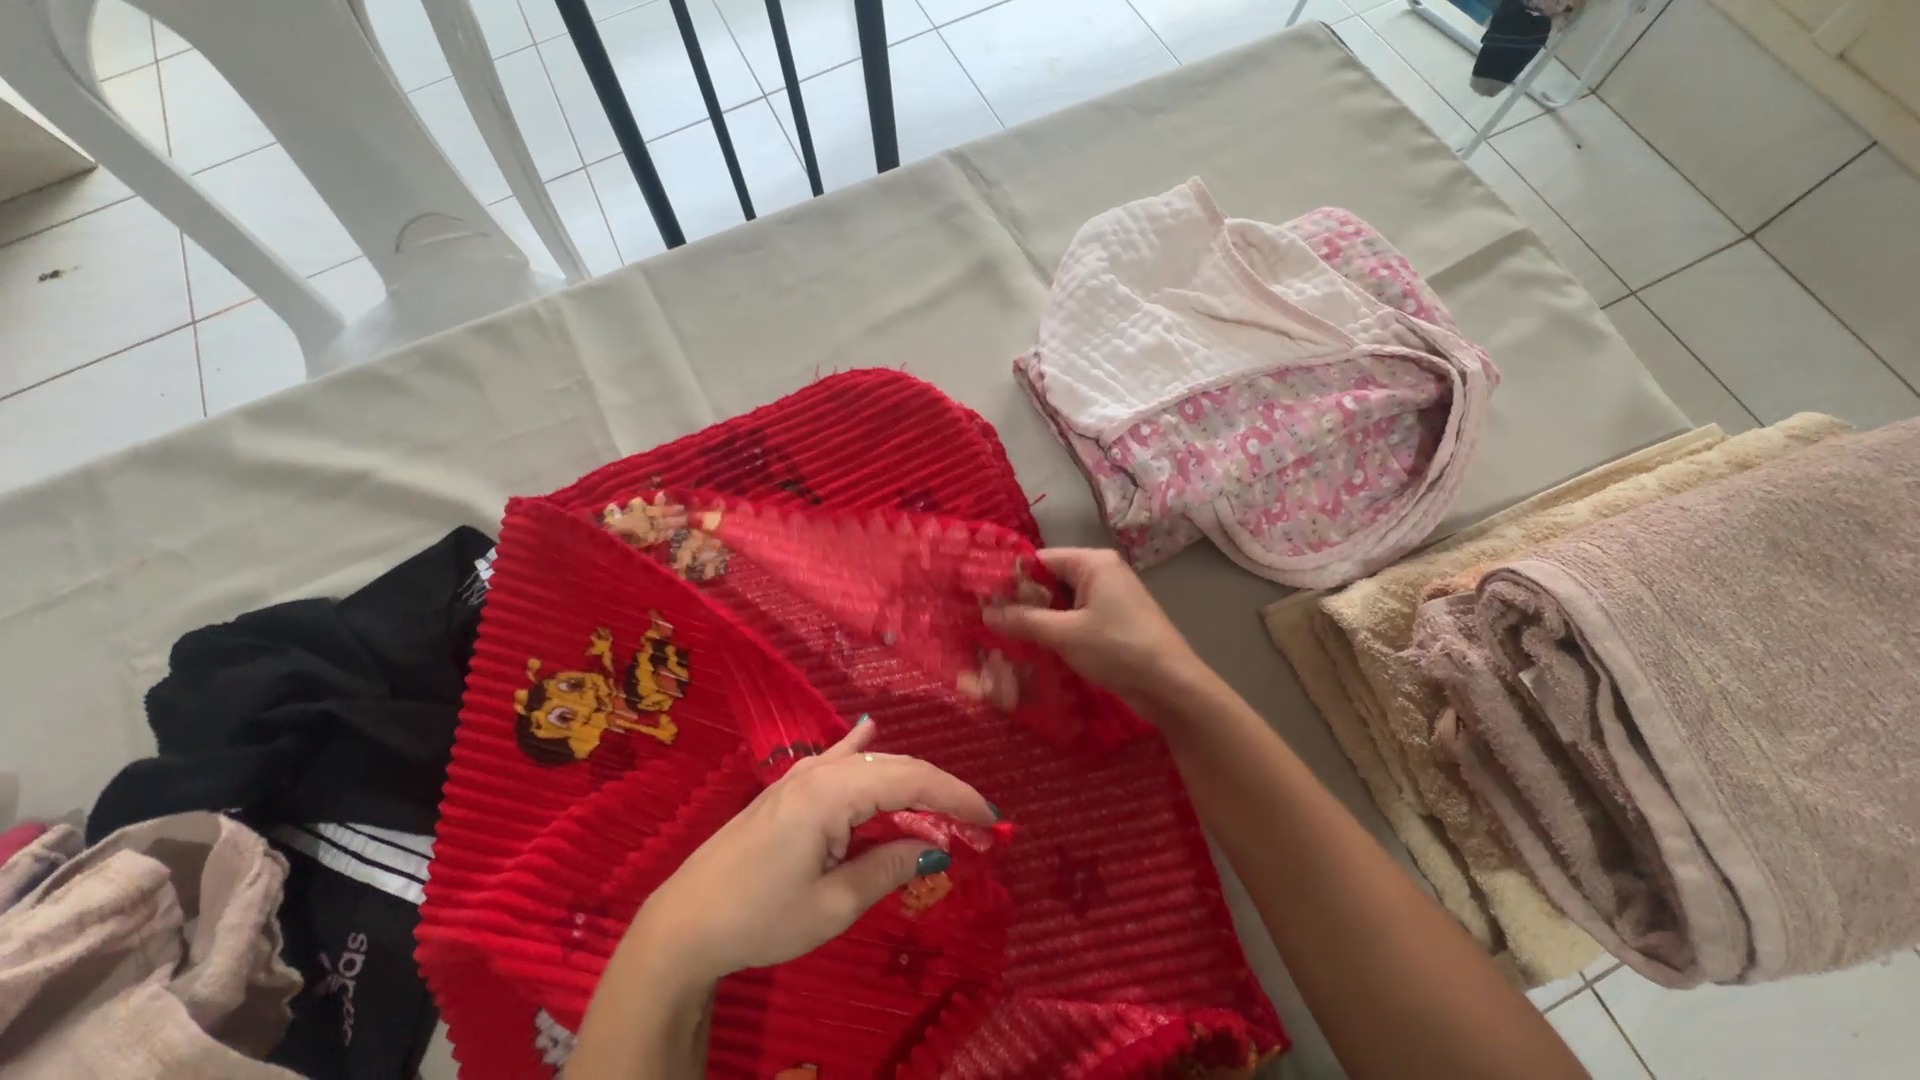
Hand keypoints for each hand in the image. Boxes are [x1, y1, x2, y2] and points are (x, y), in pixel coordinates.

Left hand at [625, 720, 994, 986]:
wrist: (684, 925)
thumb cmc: (760, 918)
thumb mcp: (833, 905)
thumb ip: (888, 868)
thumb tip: (936, 848)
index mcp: (831, 793)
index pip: (911, 781)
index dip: (955, 797)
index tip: (991, 821)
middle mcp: (817, 773)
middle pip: (893, 769)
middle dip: (938, 793)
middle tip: (975, 825)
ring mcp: (798, 778)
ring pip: (868, 766)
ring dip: (907, 784)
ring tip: (942, 805)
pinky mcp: (786, 793)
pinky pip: (834, 761)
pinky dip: (859, 751)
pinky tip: (868, 730)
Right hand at [983, 548, 1209, 713]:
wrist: (1171, 686)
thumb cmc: (1118, 649)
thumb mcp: (1064, 634)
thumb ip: (1023, 620)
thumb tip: (985, 613)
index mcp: (1093, 563)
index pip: (1039, 560)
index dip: (1009, 578)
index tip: (979, 599)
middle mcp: (1102, 574)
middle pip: (1050, 580)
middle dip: (1021, 601)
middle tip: (986, 622)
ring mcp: (1109, 600)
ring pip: (1061, 603)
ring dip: (1036, 620)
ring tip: (1003, 637)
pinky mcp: (1113, 624)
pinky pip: (1075, 620)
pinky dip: (1055, 631)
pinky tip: (1033, 649)